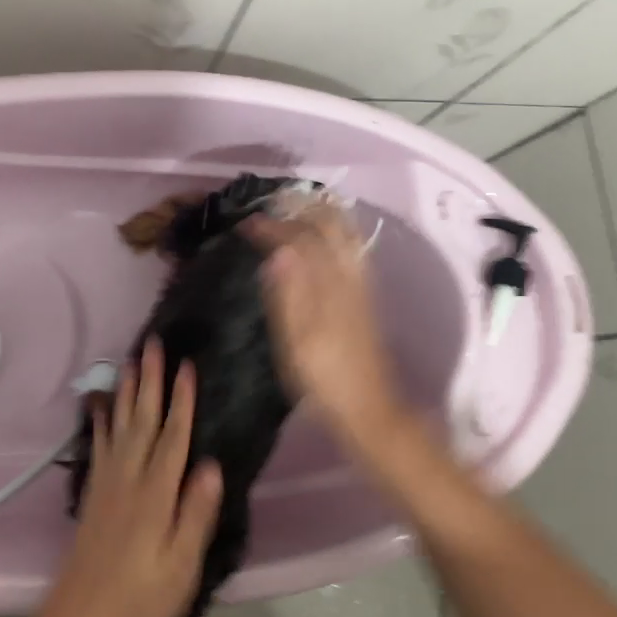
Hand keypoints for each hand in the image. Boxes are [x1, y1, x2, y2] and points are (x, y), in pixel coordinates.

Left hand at [35, 340, 224, 616]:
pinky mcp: (93, 498)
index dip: (182, 400)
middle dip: (150, 381)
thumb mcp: (180, 570)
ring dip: (127, 392)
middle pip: (143, 421)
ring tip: (130, 360)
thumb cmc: (139, 606)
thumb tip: (212, 464)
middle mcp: (129, 480)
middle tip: (153, 342)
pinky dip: (99, 421)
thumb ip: (195, 515)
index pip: (174, 437)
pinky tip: (99, 405)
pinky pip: (98, 446)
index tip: (187, 364)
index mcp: (156, 495)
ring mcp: (107, 487)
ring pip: (119, 426)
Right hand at [246, 205, 402, 436]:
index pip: (300, 239)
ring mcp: (360, 285)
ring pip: (344, 235)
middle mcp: (348, 276)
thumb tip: (277, 251)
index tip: (245, 222)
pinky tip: (321, 241)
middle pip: (330, 226)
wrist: (370, 409)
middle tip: (271, 207)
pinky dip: (333, 233)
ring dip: (319, 216)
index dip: (272, 227)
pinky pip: (350, 249)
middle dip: (300, 210)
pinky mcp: (364, 297)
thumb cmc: (325, 379)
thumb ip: (288, 293)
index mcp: (329, 285)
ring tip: (294, 211)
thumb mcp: (297, 341)